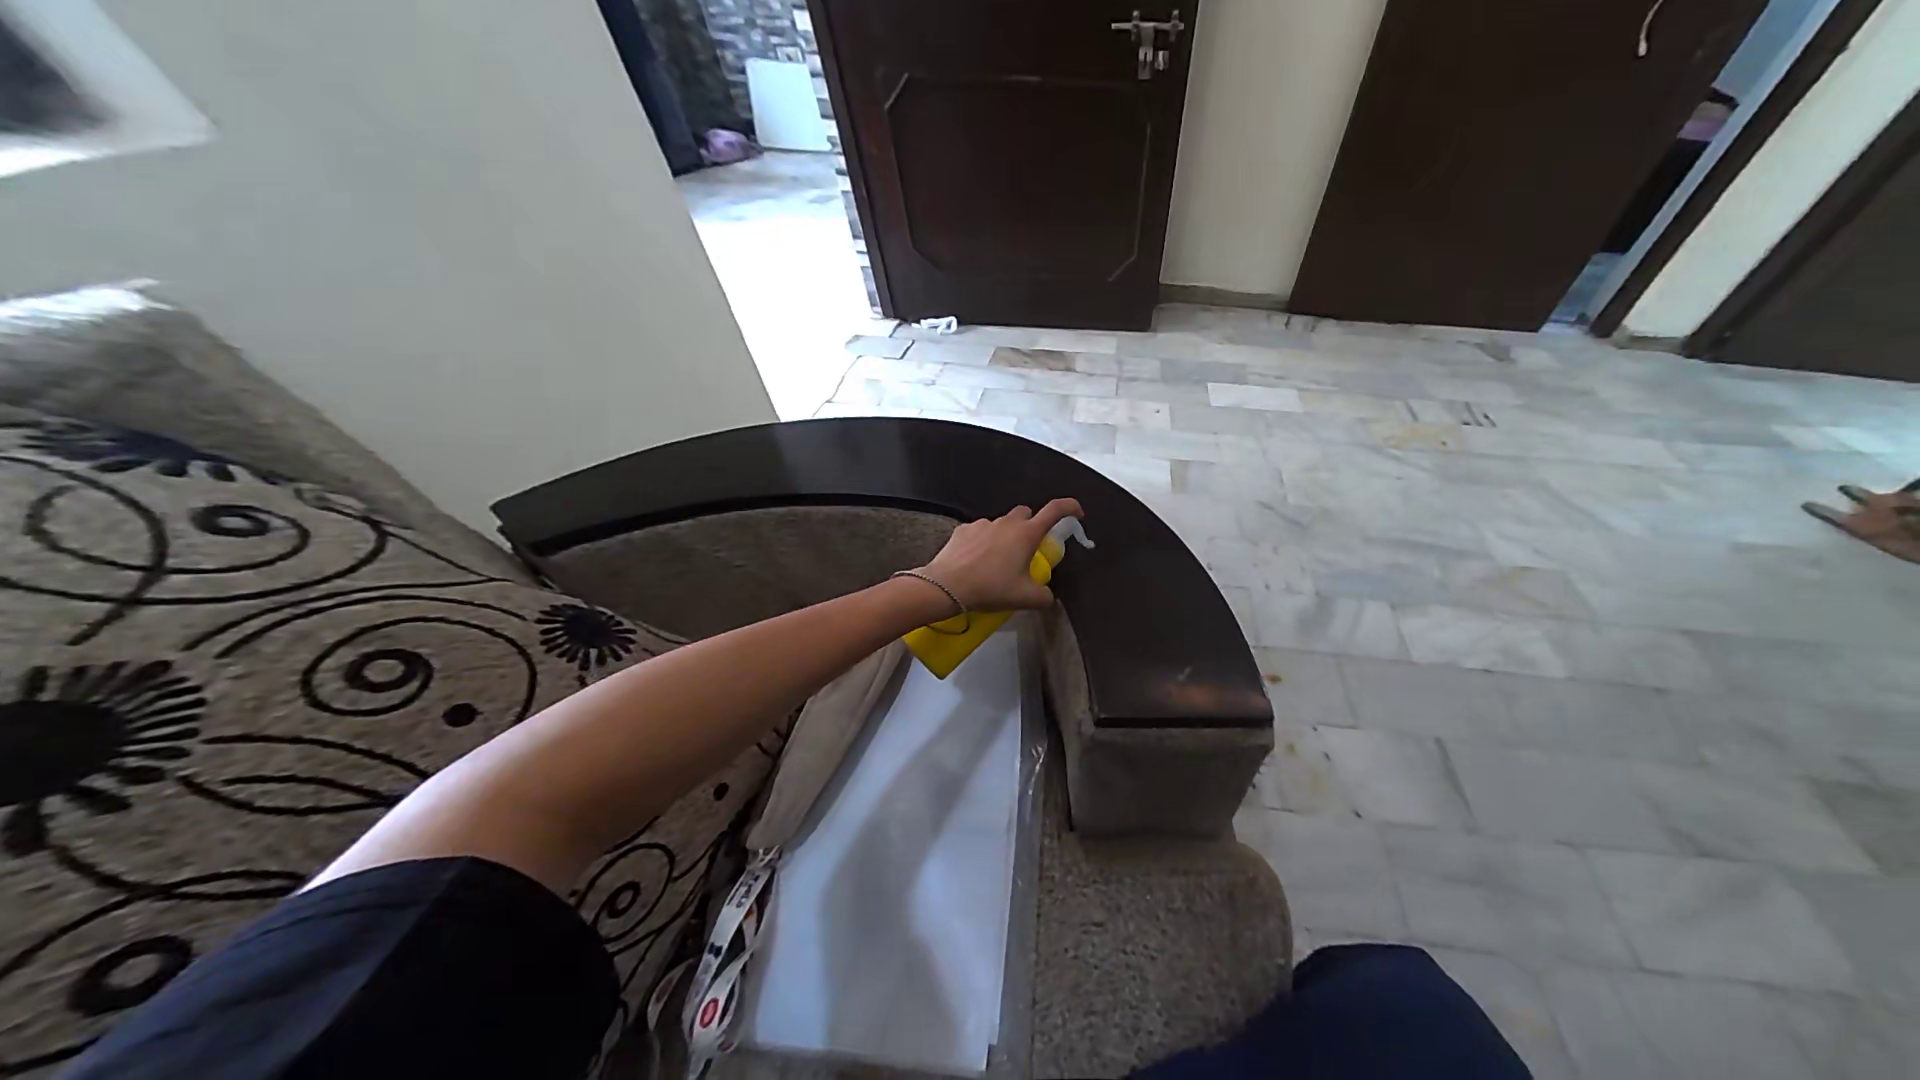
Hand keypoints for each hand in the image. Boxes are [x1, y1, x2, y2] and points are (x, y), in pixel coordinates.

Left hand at [916, 498, 1083, 611]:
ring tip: (998, 563)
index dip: (1070, 507)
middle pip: (1026, 514)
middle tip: (1028, 551)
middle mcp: (1007, 523)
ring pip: (1002, 524)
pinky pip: (980, 532)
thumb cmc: (991, 588)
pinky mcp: (963, 530)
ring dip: (1005, 537)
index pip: (1055, 510)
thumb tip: (1047, 595)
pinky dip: (983, 543)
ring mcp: (983, 524)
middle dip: (1031, 526)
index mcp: (1027, 534)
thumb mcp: (1026, 598)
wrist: (947, 586)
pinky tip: (976, 562)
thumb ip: (1045, 596)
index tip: (1076, 513)